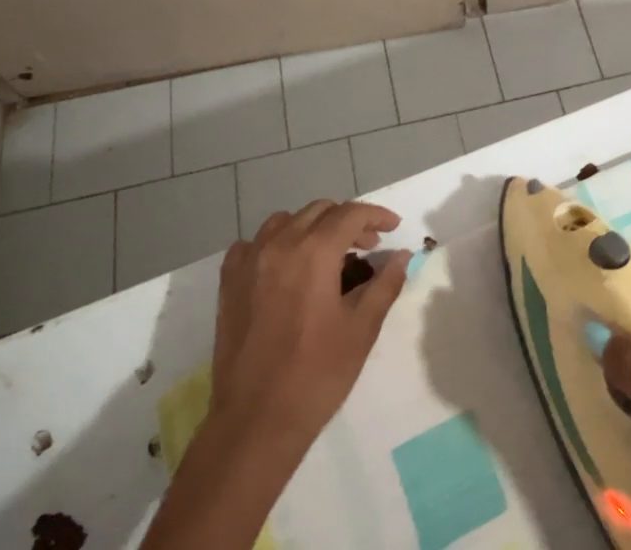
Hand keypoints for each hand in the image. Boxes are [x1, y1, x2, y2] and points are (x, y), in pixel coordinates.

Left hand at [208, 200, 410, 446]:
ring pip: (285, 222)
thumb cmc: (318, 375)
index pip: (350, 214)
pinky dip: (276, 244)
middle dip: (348, 222)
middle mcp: (277, 246)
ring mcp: (247, 263)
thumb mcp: (362, 329)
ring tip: (330, 256)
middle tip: (369, 247)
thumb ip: (385, 284)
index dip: (377, 216)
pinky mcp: (228, 284)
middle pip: (318, 212)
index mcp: (313, 253)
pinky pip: (253, 245)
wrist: (256, 419)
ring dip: (313, 229)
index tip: (395, 228)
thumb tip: (402, 256)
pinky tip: (288, 269)